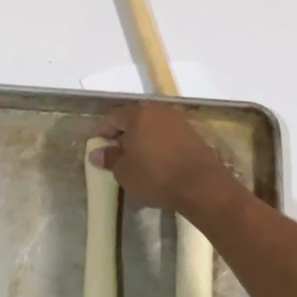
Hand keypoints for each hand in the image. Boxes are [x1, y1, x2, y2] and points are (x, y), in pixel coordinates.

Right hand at [90, 103, 235, 215]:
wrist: (200, 185)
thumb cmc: (155, 176)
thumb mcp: (124, 172)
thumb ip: (109, 158)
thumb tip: (96, 153)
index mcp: (138, 115)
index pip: (113, 117)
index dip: (102, 131)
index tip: (97, 146)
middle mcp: (158, 111)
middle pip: (134, 118)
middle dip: (123, 133)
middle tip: (116, 151)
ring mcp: (178, 120)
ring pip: (152, 125)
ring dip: (142, 138)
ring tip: (136, 157)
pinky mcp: (192, 133)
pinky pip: (167, 134)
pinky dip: (158, 143)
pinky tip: (156, 160)